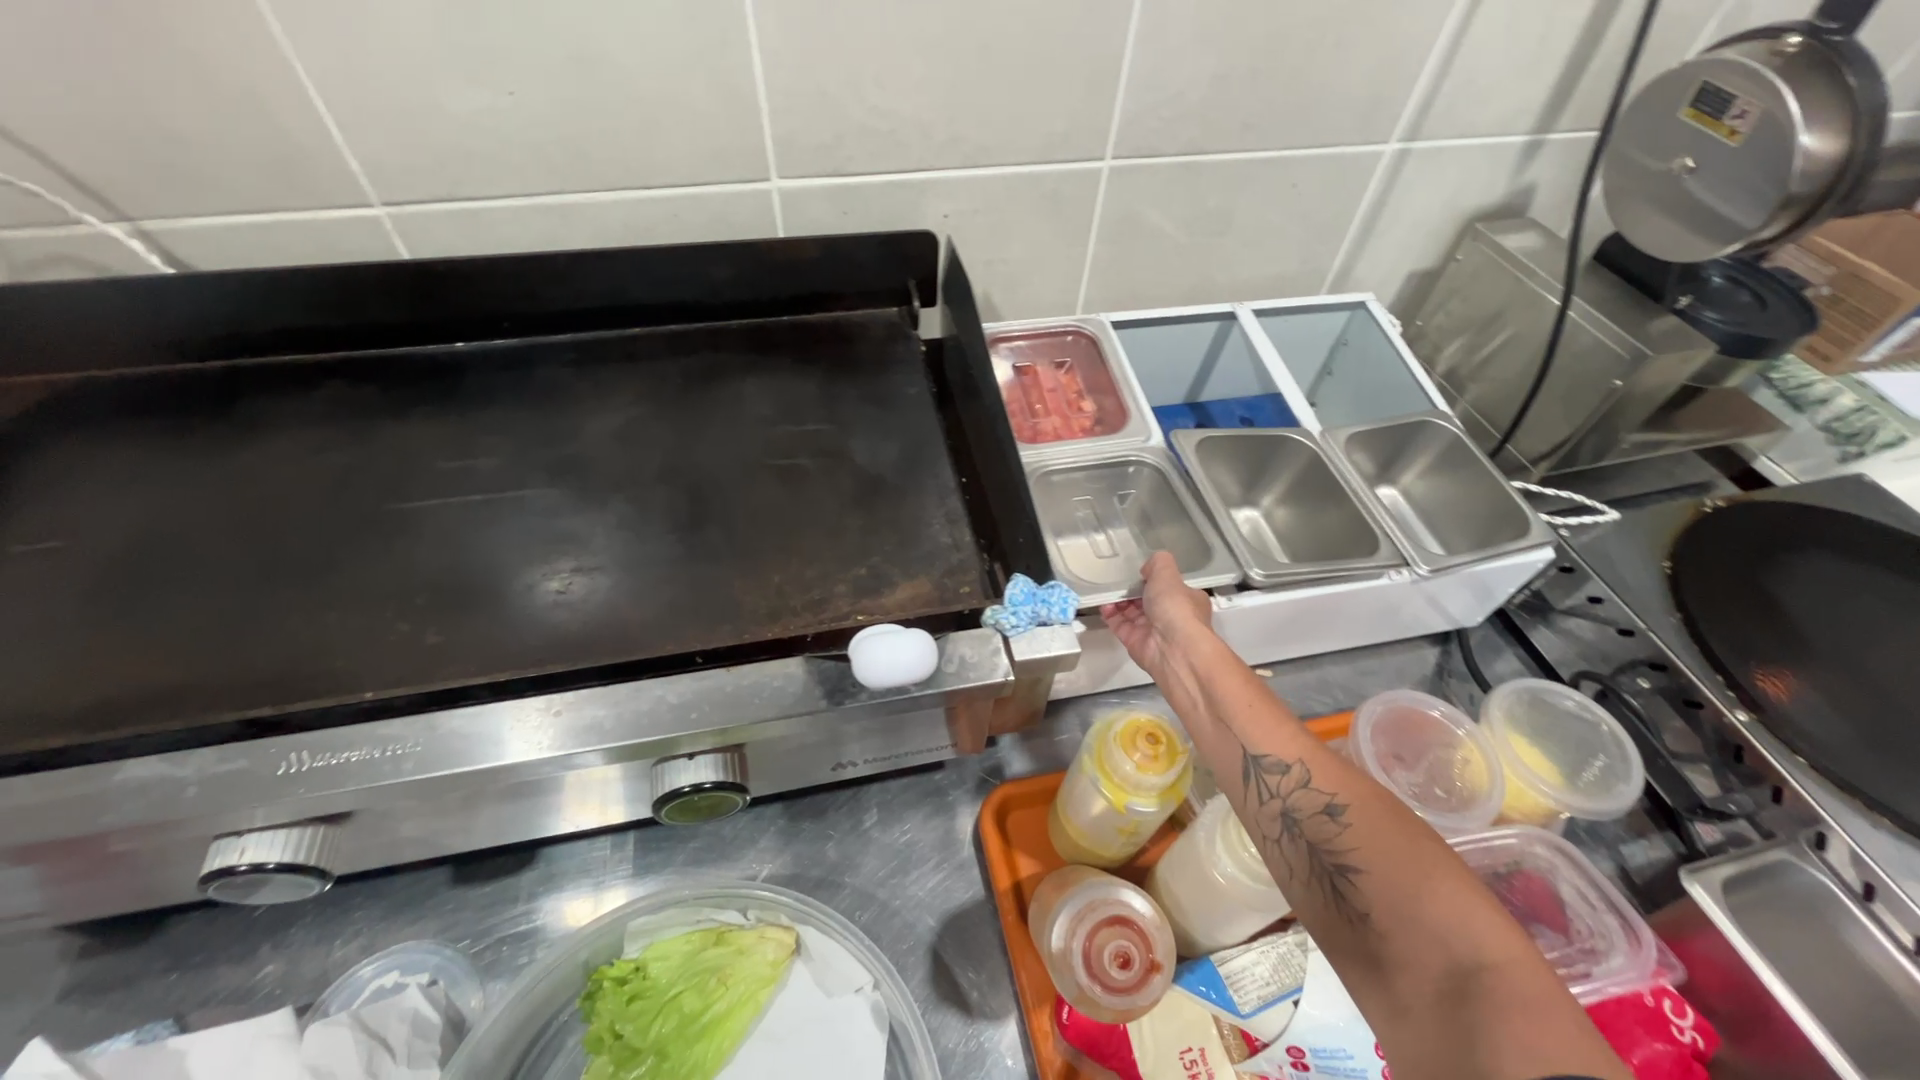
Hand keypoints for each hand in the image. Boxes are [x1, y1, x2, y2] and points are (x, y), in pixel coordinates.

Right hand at [1099, 551, 1213, 679]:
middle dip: (1133, 590)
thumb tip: (1146, 569)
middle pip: (1147, 599)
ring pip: (1132, 612)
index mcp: (1187, 599)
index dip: (1154, 579)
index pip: (1170, 587)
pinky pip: (1120, 625)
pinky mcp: (1135, 641)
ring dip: (1119, 601)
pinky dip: (1111, 614)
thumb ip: (1158, 563)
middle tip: (1119, 580)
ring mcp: (1152, 630)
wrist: (1173, 648)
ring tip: (1107, 590)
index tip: (1139, 572)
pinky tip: (1104, 604)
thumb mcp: (1168, 574)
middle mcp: (1171, 615)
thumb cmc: (1176, 607)